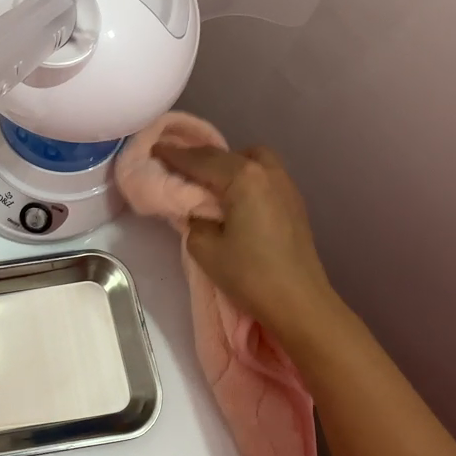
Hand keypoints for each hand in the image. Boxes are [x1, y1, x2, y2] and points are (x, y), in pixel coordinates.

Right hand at [151, 143, 337, 341]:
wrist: (301, 305)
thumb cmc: (250, 275)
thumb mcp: (204, 247)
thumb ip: (194, 218)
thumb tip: (199, 210)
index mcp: (242, 177)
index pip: (200, 160)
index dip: (174, 155)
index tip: (155, 150)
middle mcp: (266, 172)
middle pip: (225, 155)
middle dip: (199, 157)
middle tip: (176, 164)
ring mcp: (285, 185)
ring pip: (250, 160)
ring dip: (227, 163)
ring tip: (208, 180)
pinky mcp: (294, 203)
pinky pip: (263, 175)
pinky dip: (244, 176)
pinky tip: (234, 195)